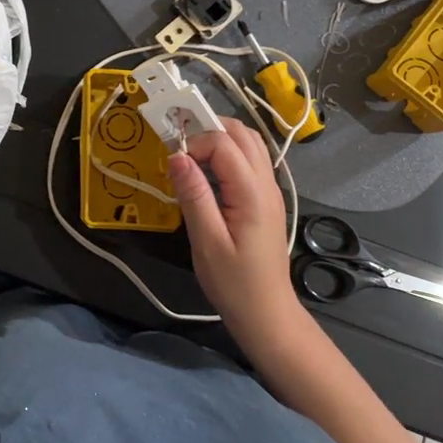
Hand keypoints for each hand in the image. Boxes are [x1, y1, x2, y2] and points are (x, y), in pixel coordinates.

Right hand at [168, 118, 304, 340]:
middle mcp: (266, 183)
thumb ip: (193, 195)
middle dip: (208, 128)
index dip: (195, 142)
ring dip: (219, 139)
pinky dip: (228, 154)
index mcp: (252, 192)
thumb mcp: (207, 241)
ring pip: (249, 143)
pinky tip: (207, 174)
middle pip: (241, 133)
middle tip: (179, 146)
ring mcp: (269, 190)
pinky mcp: (265, 200)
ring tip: (190, 156)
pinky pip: (250, 161)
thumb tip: (176, 156)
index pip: (223, 143)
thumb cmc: (234, 283)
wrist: (267, 314)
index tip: (173, 163)